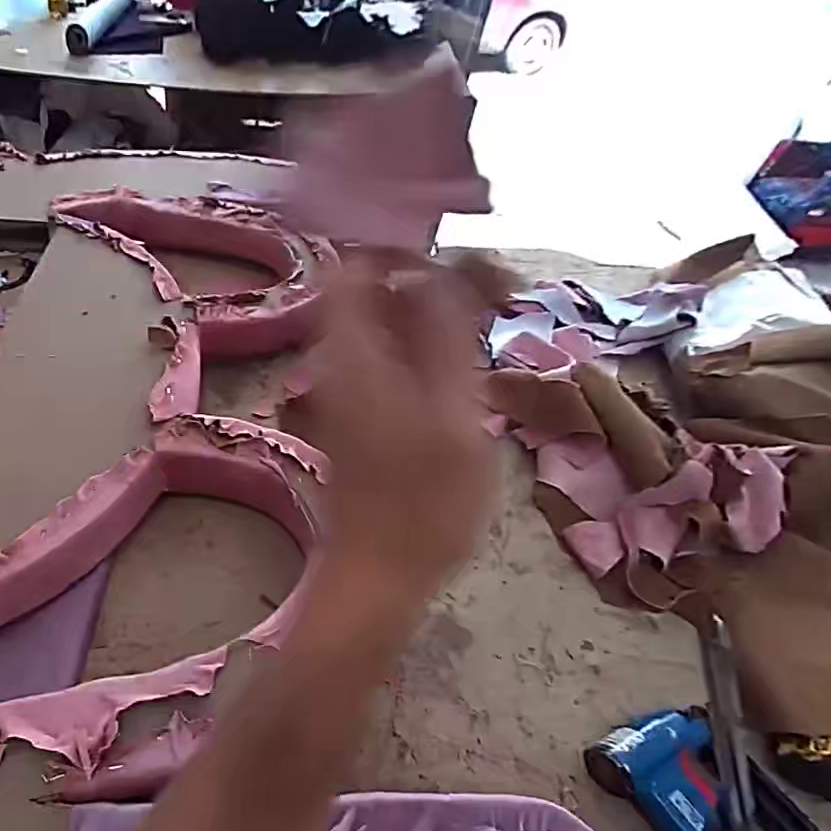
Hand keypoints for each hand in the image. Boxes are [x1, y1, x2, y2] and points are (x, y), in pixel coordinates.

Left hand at [307, 253, 495, 596]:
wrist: (381, 575)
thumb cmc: (424, 504)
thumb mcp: (453, 415)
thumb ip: (446, 336)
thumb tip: (443, 274)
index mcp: (353, 353)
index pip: (359, 267)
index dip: (407, 254)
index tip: (462, 270)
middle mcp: (338, 364)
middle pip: (376, 296)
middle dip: (432, 287)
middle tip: (491, 304)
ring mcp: (345, 393)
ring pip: (386, 330)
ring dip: (433, 322)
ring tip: (484, 339)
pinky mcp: (360, 418)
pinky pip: (389, 364)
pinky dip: (424, 356)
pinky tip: (462, 380)